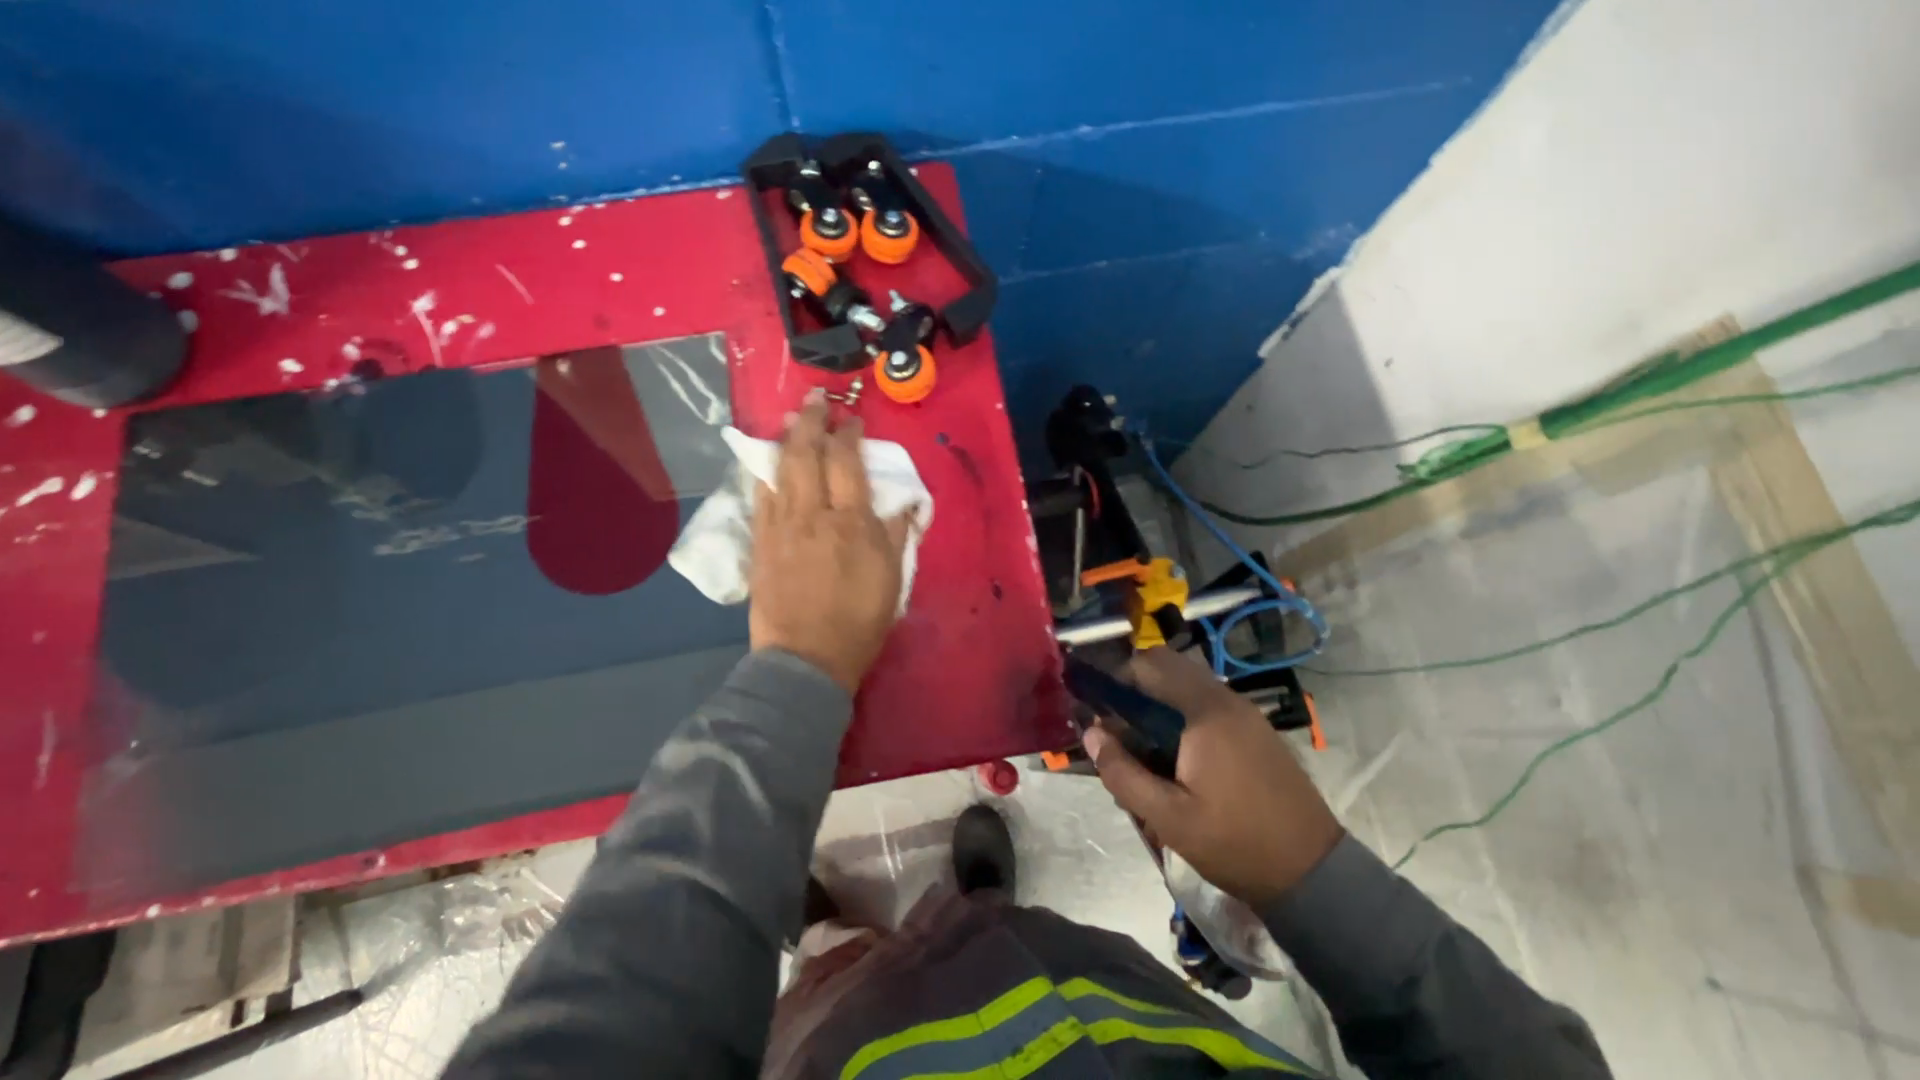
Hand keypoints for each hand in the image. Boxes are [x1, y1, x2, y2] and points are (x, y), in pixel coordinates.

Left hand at [749, 395, 912, 693]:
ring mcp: (782, 527)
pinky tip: (766, 462)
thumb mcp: (892, 580)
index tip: (852, 420)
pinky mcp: (761, 543)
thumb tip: (902, 504)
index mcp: (852, 523)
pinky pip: (761, 498)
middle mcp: (814, 515)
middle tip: (814, 400)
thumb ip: (896, 536)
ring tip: (790, 418)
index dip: (849, 435)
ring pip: (781, 471)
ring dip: (786, 439)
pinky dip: (765, 474)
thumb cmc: (859, 623)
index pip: (848, 464)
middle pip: (808, 456)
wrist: (806, 659)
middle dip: (812, 422)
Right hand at [1082, 647, 1342, 905]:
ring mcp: (1248, 715)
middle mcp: (1228, 701)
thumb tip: (1089, 733)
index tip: (1096, 712)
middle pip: (1170, 671)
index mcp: (1205, 712)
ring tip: (1145, 756)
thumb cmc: (1234, 843)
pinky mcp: (1258, 733)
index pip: (1149, 665)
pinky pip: (1210, 709)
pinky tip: (1178, 764)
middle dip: (1136, 693)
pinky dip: (1185, 721)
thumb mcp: (1167, 817)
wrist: (1310, 871)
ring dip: (1161, 708)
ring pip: (1189, 690)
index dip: (1116, 679)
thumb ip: (1122, 772)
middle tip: (1117, 736)